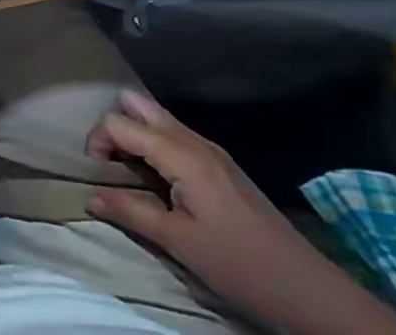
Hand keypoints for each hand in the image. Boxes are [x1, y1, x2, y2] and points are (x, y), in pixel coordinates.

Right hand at [85, 90, 395, 334]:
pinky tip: (155, 173)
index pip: (119, 122)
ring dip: (135, 133)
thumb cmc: (238, 264)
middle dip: (114, 126)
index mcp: (181, 154)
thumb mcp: (178, 242)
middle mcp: (194, 141)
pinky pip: (176, 135)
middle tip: (108, 162)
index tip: (97, 174)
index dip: (98, 141)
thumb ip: (131, 212)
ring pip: (159, 118)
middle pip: (139, 106)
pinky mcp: (222, 164)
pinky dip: (155, 142)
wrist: (306, 288)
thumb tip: (89, 197)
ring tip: (125, 167)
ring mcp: (211, 150)